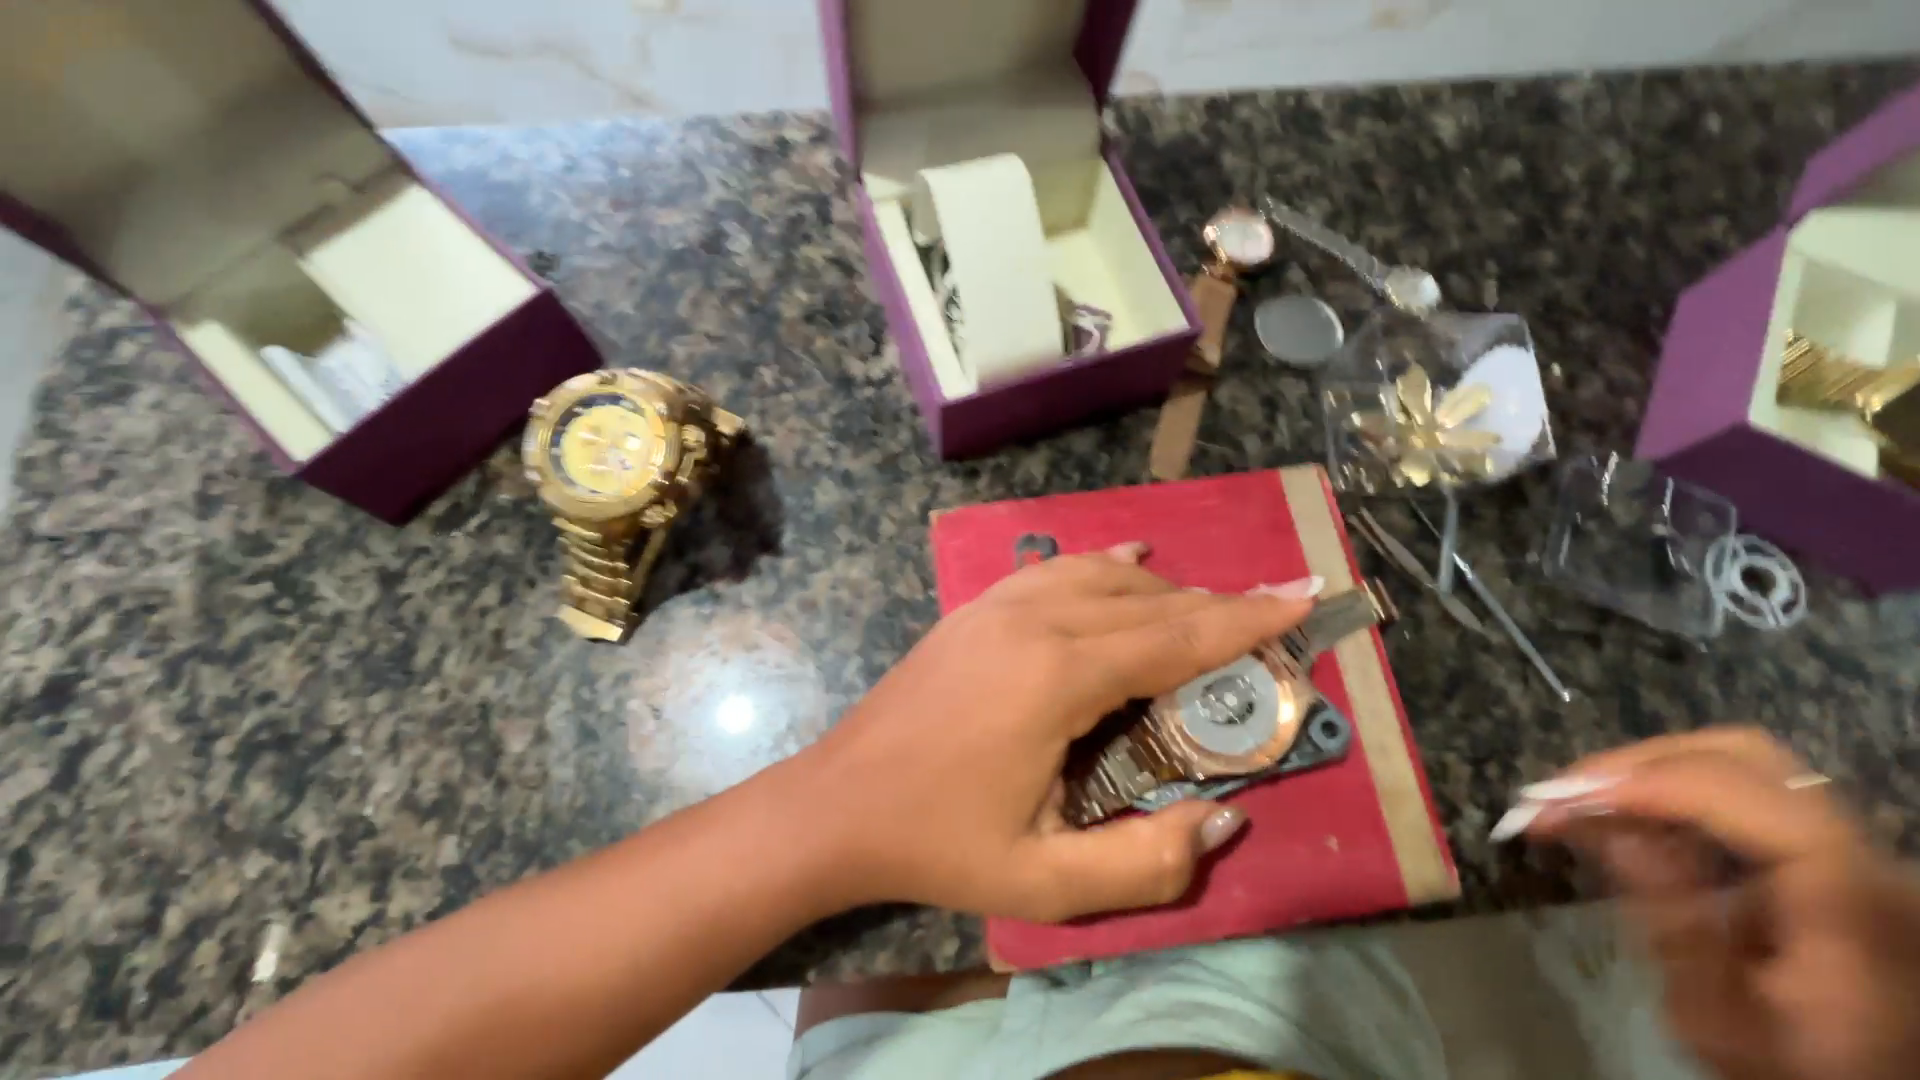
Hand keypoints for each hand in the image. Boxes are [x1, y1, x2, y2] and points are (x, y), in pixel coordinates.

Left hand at [795, 543, 1319, 921]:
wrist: (837, 805)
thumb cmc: (939, 844)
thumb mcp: (1045, 882)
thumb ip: (1146, 863)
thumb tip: (1223, 817)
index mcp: (1059, 677)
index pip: (1175, 638)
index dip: (1247, 620)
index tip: (1307, 595)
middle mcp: (1034, 622)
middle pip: (1149, 601)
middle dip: (1219, 605)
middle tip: (1277, 608)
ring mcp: (997, 607)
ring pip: (1104, 576)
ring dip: (1165, 588)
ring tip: (1210, 609)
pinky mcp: (973, 610)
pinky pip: (1055, 572)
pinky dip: (1104, 565)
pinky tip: (1128, 562)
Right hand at [1522, 728, 1919, 1079]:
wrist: (1855, 1079)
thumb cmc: (1785, 1064)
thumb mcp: (1721, 1023)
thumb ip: (1673, 926)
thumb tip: (1609, 830)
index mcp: (1854, 908)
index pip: (1761, 802)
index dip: (1657, 782)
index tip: (1566, 793)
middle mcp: (1865, 859)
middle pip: (1745, 758)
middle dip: (1637, 764)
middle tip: (1559, 793)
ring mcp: (1846, 847)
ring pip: (1733, 761)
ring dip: (1641, 773)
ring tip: (1572, 803)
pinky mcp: (1817, 847)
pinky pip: (1731, 789)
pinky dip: (1660, 790)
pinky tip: (1611, 817)